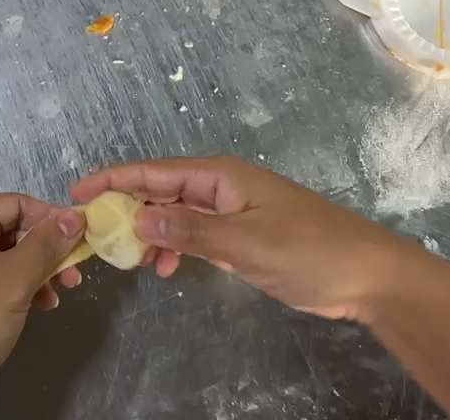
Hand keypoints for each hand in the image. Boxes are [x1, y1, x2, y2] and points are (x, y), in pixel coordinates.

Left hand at [0, 195, 85, 418]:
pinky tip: (43, 305)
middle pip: (13, 228)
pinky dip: (23, 287)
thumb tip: (74, 216)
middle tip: (76, 272)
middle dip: (47, 249)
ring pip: (9, 255)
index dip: (50, 218)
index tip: (81, 238)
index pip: (16, 203)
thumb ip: (46, 245)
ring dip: (39, 270)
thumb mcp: (14, 279)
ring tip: (63, 292)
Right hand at [70, 155, 426, 320]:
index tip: (77, 193)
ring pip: (174, 213)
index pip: (153, 172)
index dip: (112, 180)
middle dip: (125, 207)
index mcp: (218, 175)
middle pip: (159, 190)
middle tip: (93, 232)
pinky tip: (166, 268)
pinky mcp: (241, 233)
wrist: (372, 277)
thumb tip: (135, 219)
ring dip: (149, 231)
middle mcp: (218, 185)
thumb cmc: (309, 251)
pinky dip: (174, 246)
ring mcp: (230, 209)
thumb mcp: (245, 243)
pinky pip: (193, 232)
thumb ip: (189, 231)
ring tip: (128, 258)